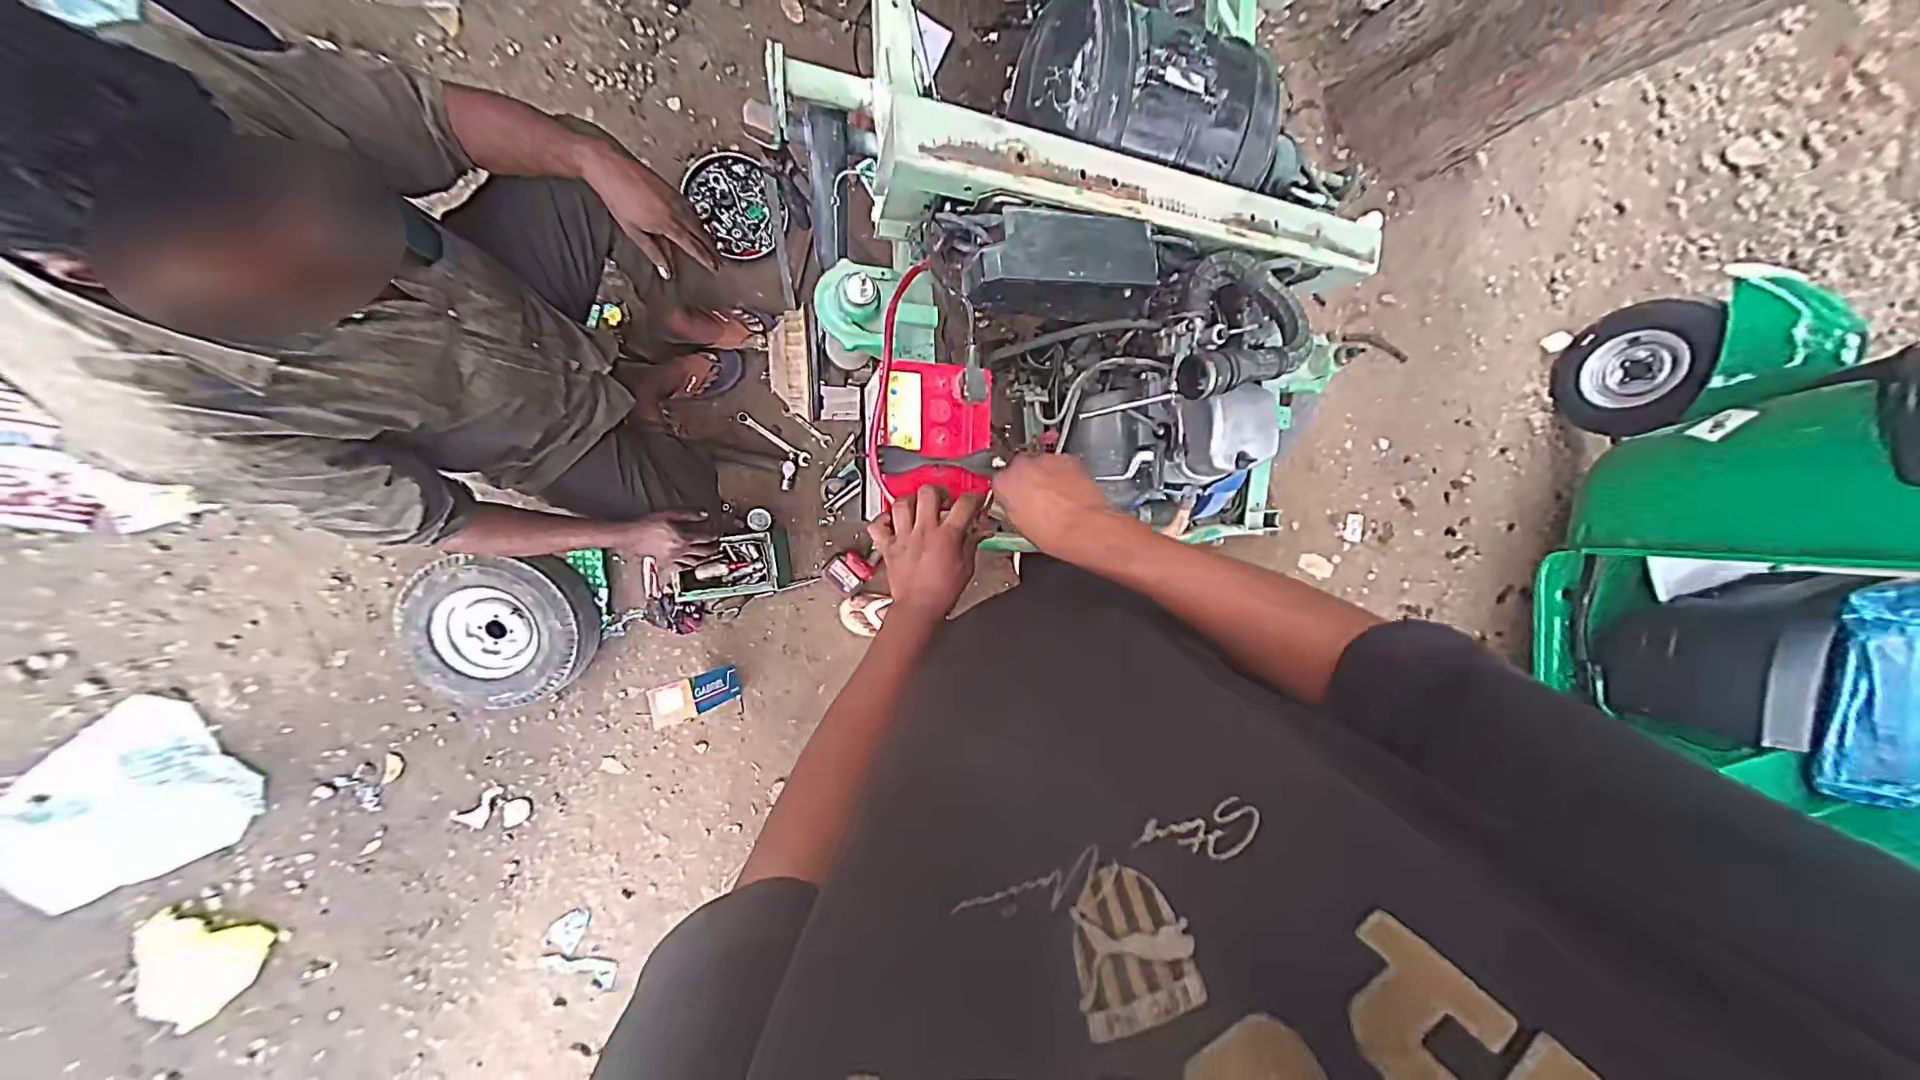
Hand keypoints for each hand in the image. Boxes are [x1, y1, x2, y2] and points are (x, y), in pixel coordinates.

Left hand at [579, 144, 720, 278]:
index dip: (706, 259)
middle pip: (701, 235)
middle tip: (720, 261)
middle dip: (712, 249)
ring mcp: (676, 199)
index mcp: (668, 224)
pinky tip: (698, 225)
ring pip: (699, 222)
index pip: (694, 247)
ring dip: (707, 236)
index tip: (714, 267)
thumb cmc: (617, 196)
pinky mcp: (673, 190)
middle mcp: (676, 211)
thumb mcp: (633, 231)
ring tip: (712, 246)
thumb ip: (653, 252)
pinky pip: (692, 210)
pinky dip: (698, 222)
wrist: (610, 166)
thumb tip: (665, 269)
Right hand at [618, 510, 720, 569]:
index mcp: (682, 537)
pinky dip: (690, 565)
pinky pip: (682, 566)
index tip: (717, 533)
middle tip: (717, 545)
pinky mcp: (666, 562)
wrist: (628, 536)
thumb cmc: (646, 524)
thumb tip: (703, 515)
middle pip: (704, 551)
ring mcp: (674, 558)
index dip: (714, 535)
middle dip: (713, 548)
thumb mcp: (668, 514)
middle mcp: (681, 549)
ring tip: (709, 555)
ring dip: (705, 558)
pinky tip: (692, 563)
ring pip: (695, 561)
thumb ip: (688, 515)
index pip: (706, 537)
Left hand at [868, 486, 985, 622]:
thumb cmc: (942, 592)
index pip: (964, 505)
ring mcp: (903, 537)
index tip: (975, 500)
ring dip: (911, 502)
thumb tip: (979, 531)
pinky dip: (883, 520)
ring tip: (917, 508)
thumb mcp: (967, 567)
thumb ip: (972, 544)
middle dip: (938, 492)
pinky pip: (878, 525)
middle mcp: (923, 532)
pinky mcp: (888, 547)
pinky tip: (893, 522)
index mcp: (947, 536)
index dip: (974, 498)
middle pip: (928, 493)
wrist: (919, 608)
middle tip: (942, 501)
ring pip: (901, 503)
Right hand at [992, 453, 1126, 556]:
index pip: (999, 480)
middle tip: (1036, 499)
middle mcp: (1022, 465)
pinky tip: (1069, 492)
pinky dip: (1064, 475)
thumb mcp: (1019, 526)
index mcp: (1004, 483)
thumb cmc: (1052, 533)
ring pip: (1041, 465)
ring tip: (1056, 498)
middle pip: (1020, 468)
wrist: (1085, 528)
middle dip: (1027, 480)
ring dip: (1046, 476)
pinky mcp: (1069, 459)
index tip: (1015, 500)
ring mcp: (1047, 460)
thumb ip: (1012, 507)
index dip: (1009, 492)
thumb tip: (1016, 504)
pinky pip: (1061, 465)